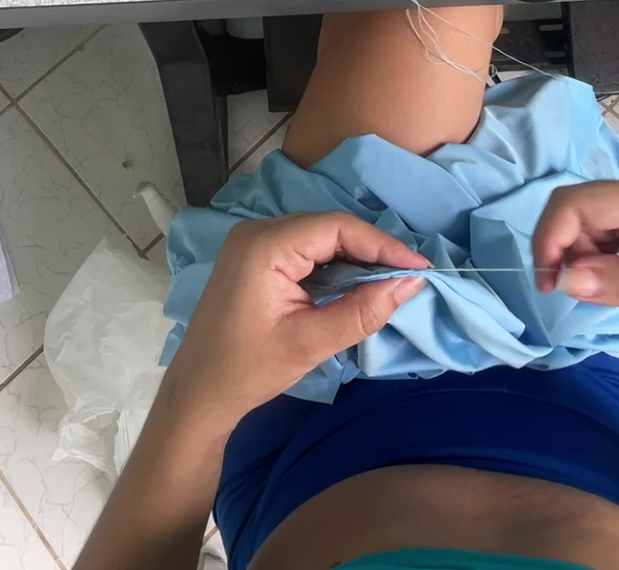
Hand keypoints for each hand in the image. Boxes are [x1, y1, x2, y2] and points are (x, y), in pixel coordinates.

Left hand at [163, 213, 428, 425]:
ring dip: (354, 257)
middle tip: (410, 276)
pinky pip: (304, 249)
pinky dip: (332, 264)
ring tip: (391, 280)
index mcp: (265, 245)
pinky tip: (356, 283)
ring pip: (318, 237)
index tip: (420, 267)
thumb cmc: (248, 370)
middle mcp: (257, 231)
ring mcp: (254, 241)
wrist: (198, 391)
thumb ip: (361, 311)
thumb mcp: (310, 343)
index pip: (336, 228)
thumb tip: (410, 283)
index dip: (382, 244)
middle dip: (371, 250)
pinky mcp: (256, 256)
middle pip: (328, 228)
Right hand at [532, 170, 618, 337]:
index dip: (548, 238)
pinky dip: (605, 252)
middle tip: (575, 297)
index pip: (575, 202)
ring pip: (596, 216)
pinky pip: (618, 224)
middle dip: (564, 249)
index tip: (550, 286)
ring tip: (603, 293)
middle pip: (581, 207)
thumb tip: (566, 278)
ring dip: (584, 253)